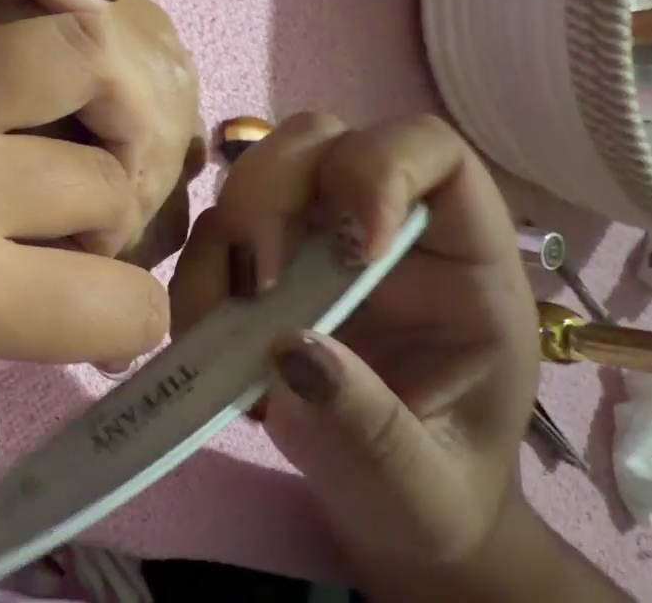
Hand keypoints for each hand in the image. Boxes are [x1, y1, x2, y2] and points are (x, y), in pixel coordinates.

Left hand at [0, 0, 171, 379]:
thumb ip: (9, 312)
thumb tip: (94, 285)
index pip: (127, 303)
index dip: (131, 317)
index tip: (104, 308)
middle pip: (111, 180)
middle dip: (109, 218)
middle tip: (69, 226)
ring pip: (79, 52)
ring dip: (95, 95)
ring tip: (66, 117)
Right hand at [169, 114, 539, 569]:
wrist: (389, 510)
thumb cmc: (431, 492)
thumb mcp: (417, 480)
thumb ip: (367, 420)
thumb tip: (289, 346)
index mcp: (458, 263)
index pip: (429, 151)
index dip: (379, 172)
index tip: (349, 254)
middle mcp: (378, 230)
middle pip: (318, 140)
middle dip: (272, 196)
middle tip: (259, 284)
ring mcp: (309, 242)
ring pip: (252, 173)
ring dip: (225, 240)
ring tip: (224, 328)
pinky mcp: (254, 263)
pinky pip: (206, 231)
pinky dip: (193, 274)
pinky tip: (204, 335)